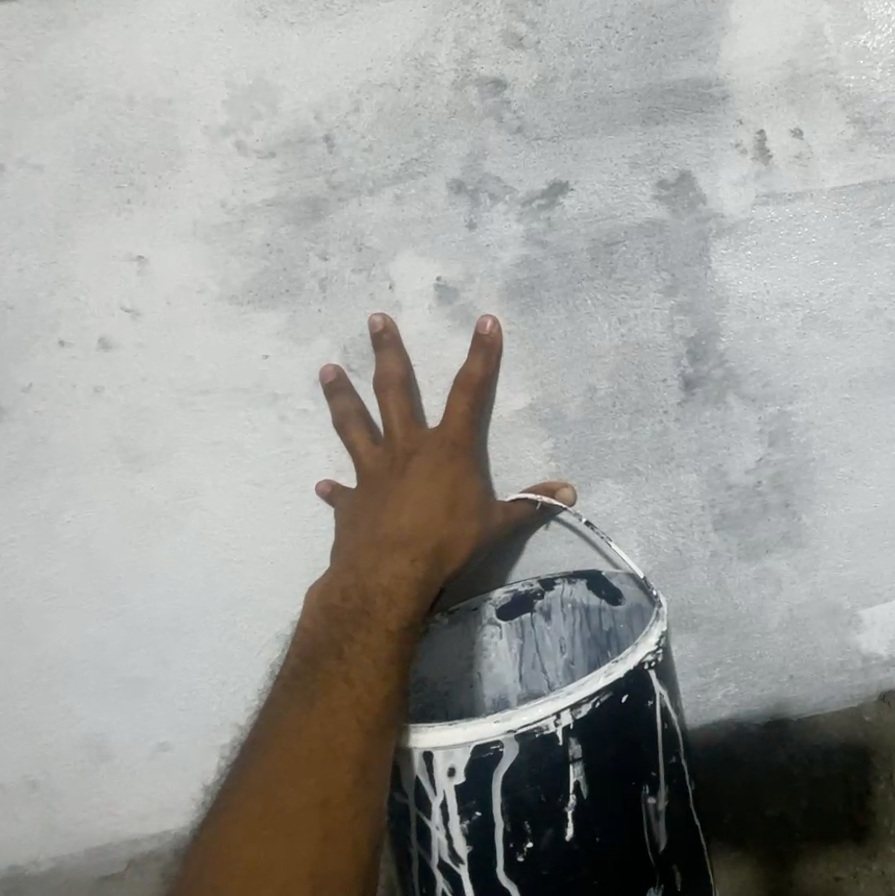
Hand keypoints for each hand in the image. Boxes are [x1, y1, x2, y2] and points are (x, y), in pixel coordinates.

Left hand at [313, 312, 572, 621]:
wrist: (388, 577)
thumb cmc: (449, 543)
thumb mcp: (499, 524)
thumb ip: (530, 504)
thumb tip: (569, 493)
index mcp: (449, 448)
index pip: (471, 391)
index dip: (482, 355)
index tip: (485, 321)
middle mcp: (408, 448)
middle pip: (395, 390)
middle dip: (388, 352)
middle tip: (376, 318)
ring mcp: (374, 472)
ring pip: (355, 424)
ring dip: (342, 396)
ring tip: (328, 369)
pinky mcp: (353, 502)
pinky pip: (342, 491)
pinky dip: (335, 488)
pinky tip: (324, 484)